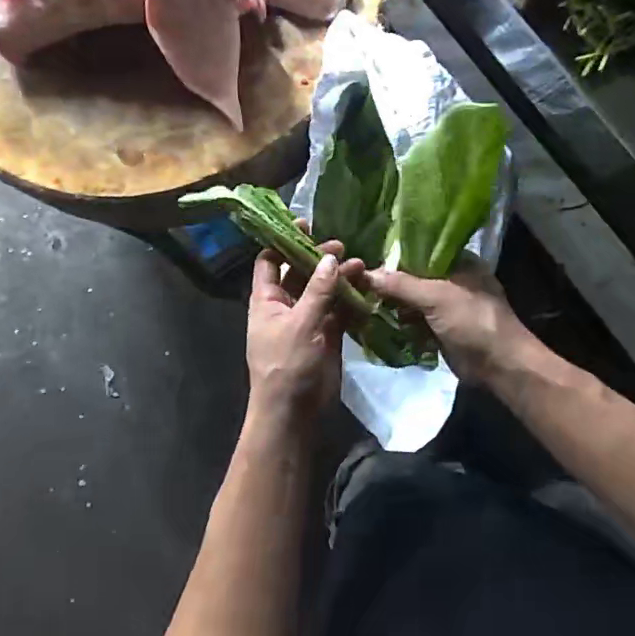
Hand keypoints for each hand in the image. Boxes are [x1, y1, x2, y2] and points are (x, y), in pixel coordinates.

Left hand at [245, 236, 363, 422]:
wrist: (293, 411)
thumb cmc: (285, 364)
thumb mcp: (300, 323)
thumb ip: (318, 290)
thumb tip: (330, 258)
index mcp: (267, 299)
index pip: (270, 261)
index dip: (284, 241)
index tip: (305, 224)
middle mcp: (286, 305)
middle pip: (301, 271)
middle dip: (319, 257)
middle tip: (342, 246)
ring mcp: (308, 319)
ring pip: (324, 290)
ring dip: (339, 277)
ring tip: (361, 266)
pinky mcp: (328, 334)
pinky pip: (339, 310)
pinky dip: (351, 298)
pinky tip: (367, 287)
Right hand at [363, 256, 531, 387]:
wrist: (499, 364)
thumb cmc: (473, 321)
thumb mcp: (436, 296)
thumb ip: (401, 285)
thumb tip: (365, 274)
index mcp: (460, 263)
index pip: (421, 252)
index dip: (395, 256)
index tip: (366, 260)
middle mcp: (453, 281)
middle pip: (414, 278)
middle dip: (390, 283)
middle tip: (357, 283)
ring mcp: (447, 307)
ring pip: (413, 301)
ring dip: (392, 305)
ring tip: (359, 302)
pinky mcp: (441, 330)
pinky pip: (415, 322)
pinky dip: (399, 323)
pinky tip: (374, 322)